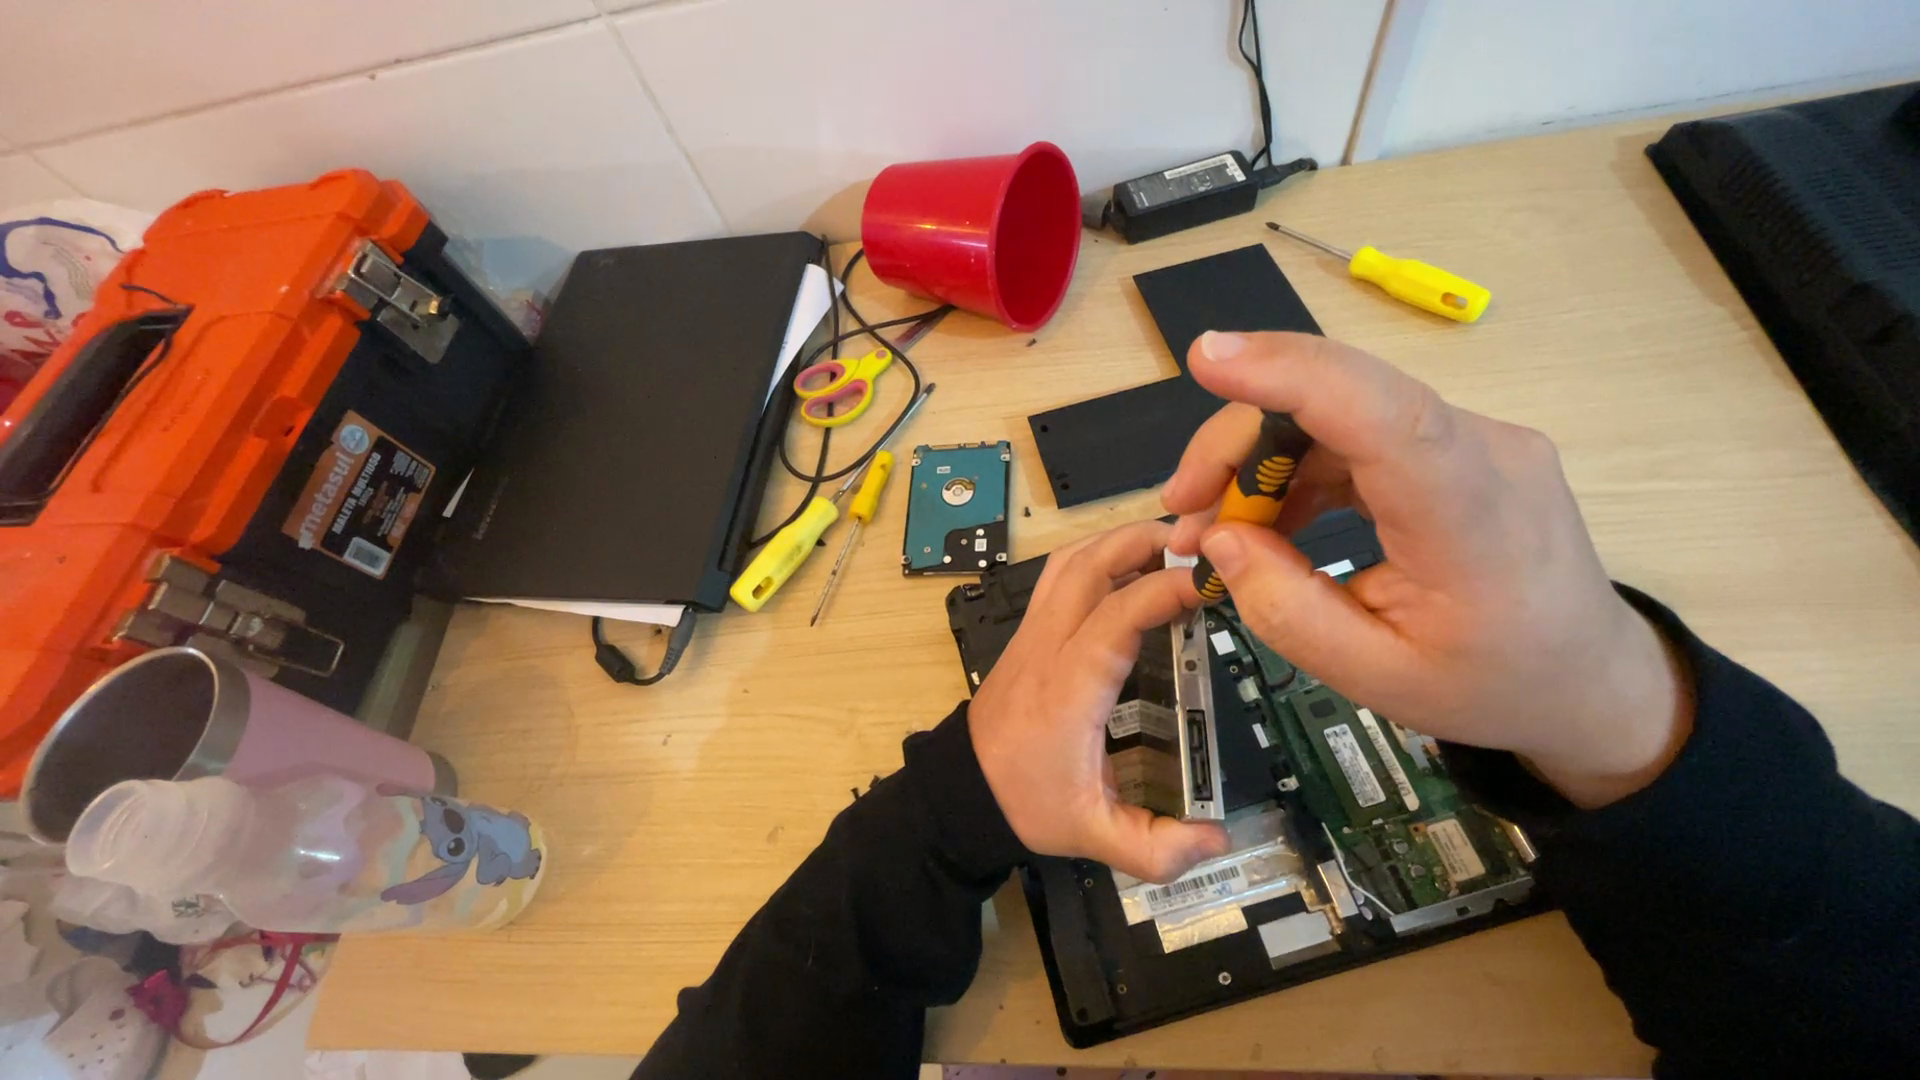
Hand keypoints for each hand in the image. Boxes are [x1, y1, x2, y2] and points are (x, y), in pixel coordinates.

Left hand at [969, 521, 1231, 881]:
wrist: (964, 788)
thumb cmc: (1027, 802)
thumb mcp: (1093, 836)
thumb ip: (1157, 848)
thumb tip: (1218, 839)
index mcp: (1069, 687)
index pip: (1117, 615)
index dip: (1165, 589)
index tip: (1212, 585)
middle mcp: (1048, 646)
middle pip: (1089, 565)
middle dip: (1144, 541)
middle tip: (1199, 546)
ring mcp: (1032, 632)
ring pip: (1070, 561)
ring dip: (1118, 542)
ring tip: (1169, 550)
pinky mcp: (1028, 632)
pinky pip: (1059, 575)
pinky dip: (1096, 557)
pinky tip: (1128, 571)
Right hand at [1163, 331, 1691, 808]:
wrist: (1590, 679)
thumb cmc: (1491, 685)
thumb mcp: (1375, 677)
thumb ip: (1286, 610)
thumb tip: (1219, 538)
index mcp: (1470, 514)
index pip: (1382, 413)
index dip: (1289, 375)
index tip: (1207, 356)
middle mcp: (1479, 448)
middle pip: (1334, 404)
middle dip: (1238, 445)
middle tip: (1183, 512)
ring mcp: (1468, 438)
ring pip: (1332, 415)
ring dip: (1257, 461)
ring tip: (1213, 529)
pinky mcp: (1450, 446)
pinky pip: (1351, 435)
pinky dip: (1292, 471)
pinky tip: (1265, 520)